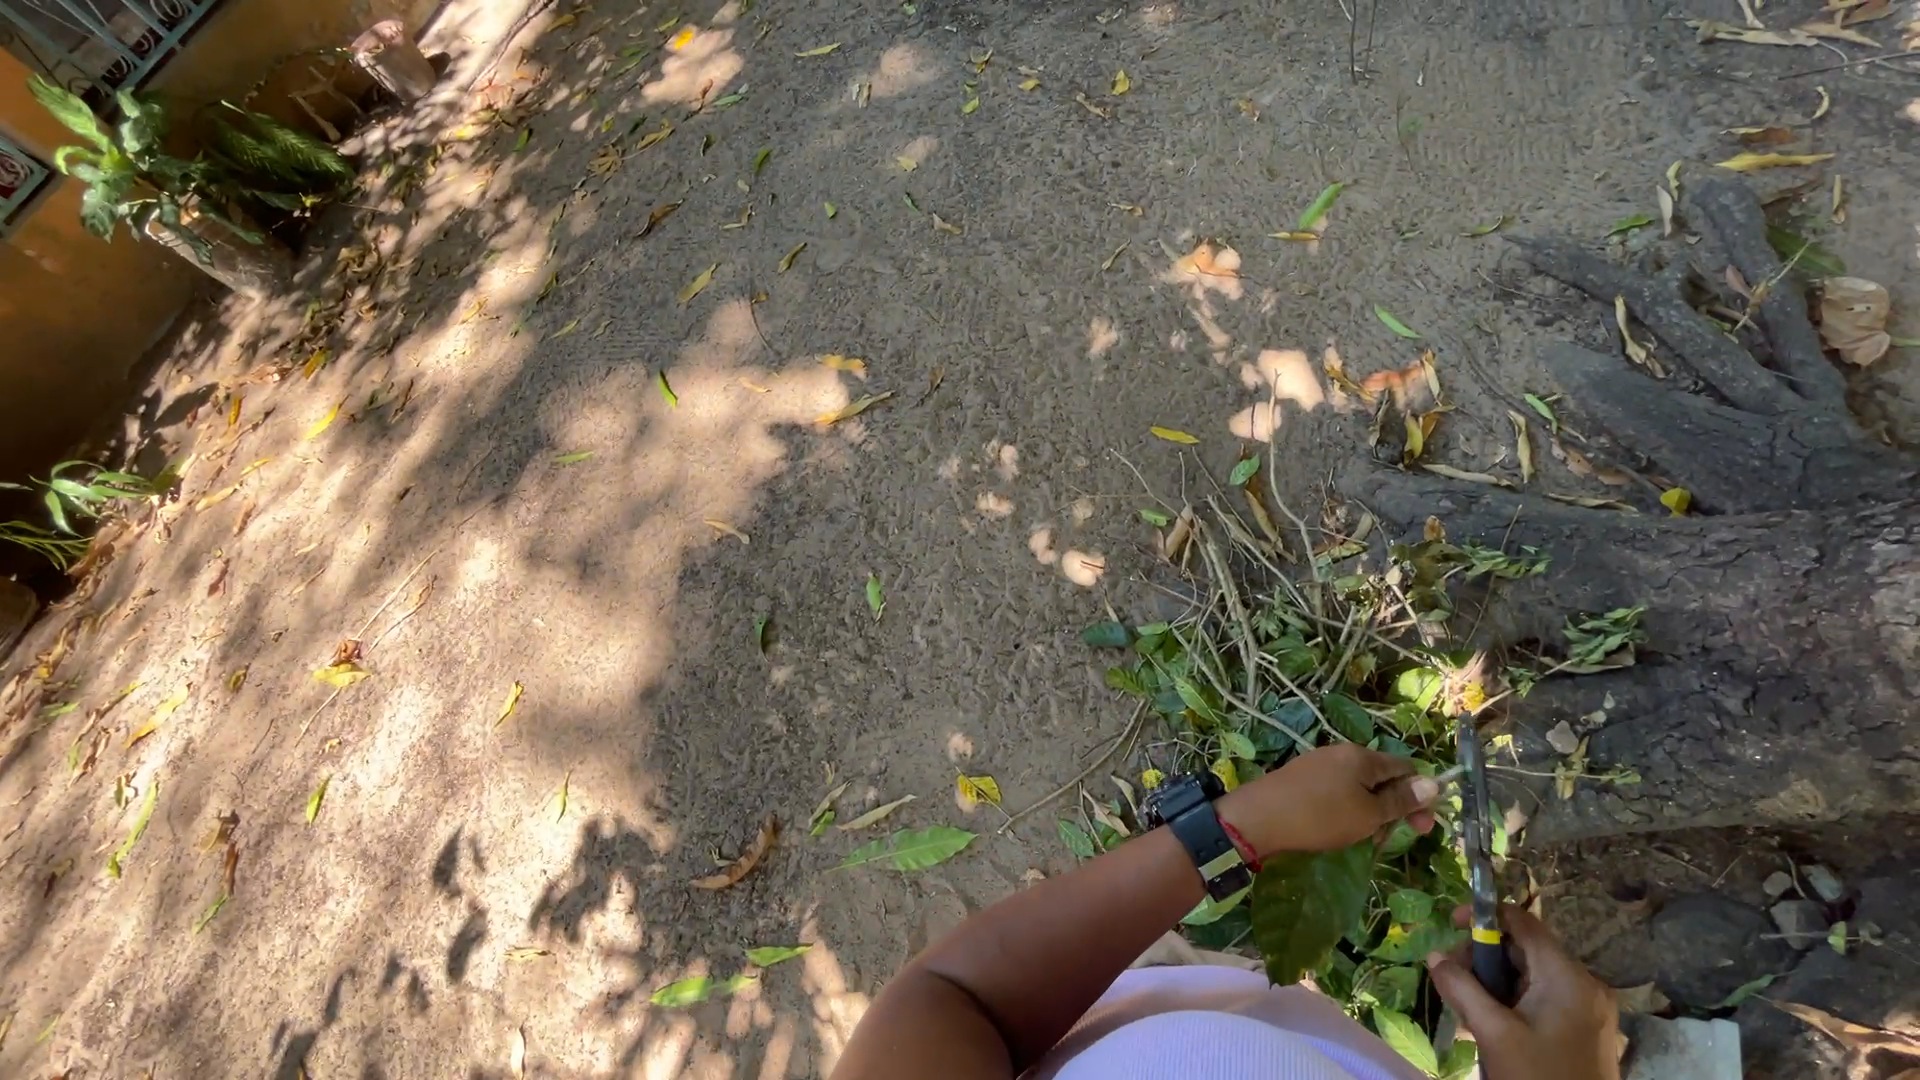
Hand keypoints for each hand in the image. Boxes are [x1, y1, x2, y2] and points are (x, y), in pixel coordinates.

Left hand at [1214, 744, 1439, 858]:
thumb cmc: (1321, 816)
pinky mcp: (1303, 778)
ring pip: (1360, 787)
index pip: (1405, 767)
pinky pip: (1337, 791)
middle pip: (1382, 778)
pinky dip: (1347, 810)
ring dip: (1370, 813)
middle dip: (1393, 808)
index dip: (1419, 795)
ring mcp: (1319, 764)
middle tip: (1388, 838)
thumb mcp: (1369, 813)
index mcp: (1361, 755)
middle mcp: (1341, 753)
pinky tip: (1341, 831)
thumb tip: (1434, 782)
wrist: (1260, 817)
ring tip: (1364, 838)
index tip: (1421, 827)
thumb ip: (1401, 800)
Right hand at [1426, 904, 1621, 1079]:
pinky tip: (1488, 1024)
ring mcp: (1586, 1008)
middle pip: (1522, 948)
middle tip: (1453, 979)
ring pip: (1527, 974)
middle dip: (1481, 957)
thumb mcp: (1492, 1031)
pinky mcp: (1583, 1029)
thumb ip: (1460, 986)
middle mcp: (1583, 984)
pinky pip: (1539, 997)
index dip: (1483, 915)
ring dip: (1491, 982)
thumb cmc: (1540, 1077)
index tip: (1451, 926)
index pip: (1522, 921)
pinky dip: (1509, 1000)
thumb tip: (1434, 955)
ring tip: (1467, 1009)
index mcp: (1567, 977)